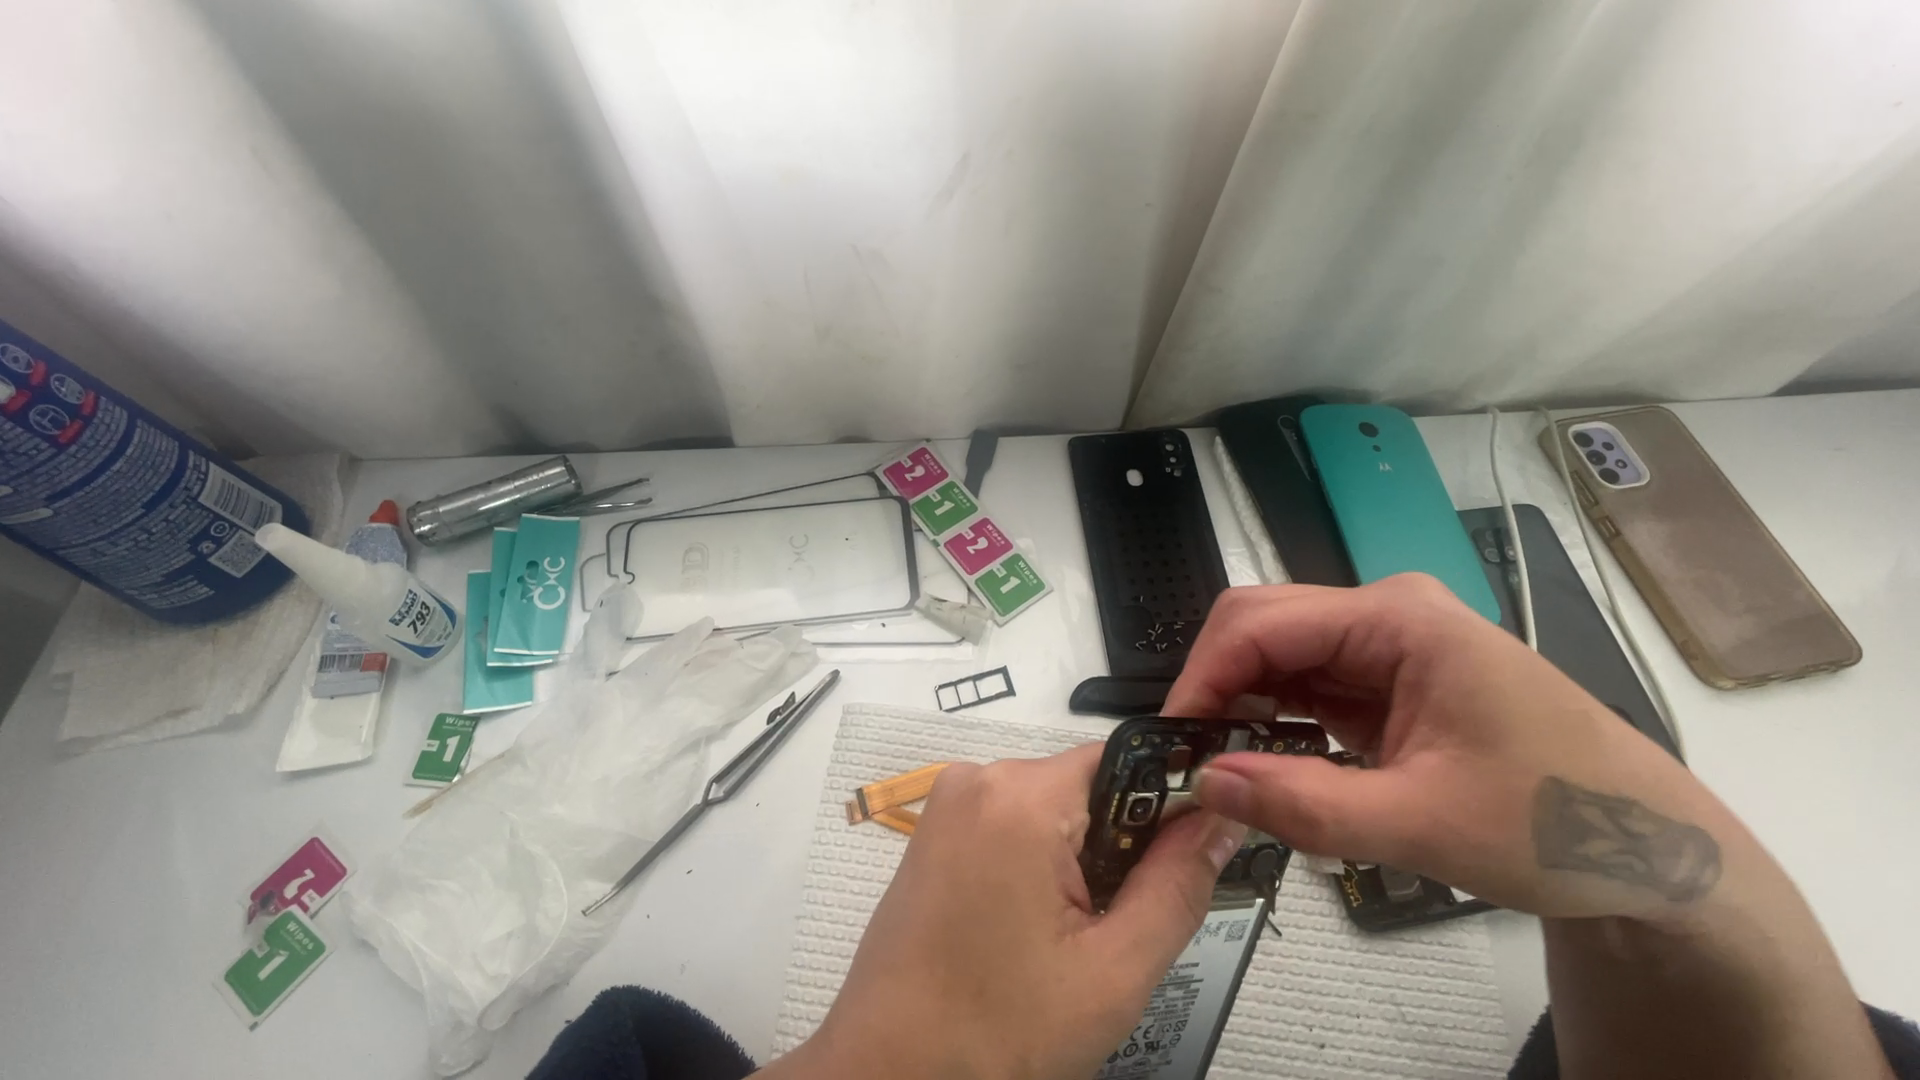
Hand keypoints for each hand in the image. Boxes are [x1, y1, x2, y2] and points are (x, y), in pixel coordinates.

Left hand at [767, 745, 1244, 1079]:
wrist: (887, 1072)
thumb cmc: (997, 1031)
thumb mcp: (1112, 970)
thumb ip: (1178, 885)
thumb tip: (1220, 816)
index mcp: (1020, 796)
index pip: (1124, 762)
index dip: (1163, 807)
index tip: (1177, 868)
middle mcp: (978, 778)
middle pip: (1086, 785)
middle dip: (1116, 845)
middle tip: (1113, 926)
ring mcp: (949, 803)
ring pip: (1050, 807)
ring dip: (1077, 859)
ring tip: (1067, 936)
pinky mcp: (934, 831)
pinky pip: (1011, 822)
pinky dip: (1037, 861)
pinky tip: (1030, 926)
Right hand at [1166, 575, 1729, 922]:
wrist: (1654, 852)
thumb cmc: (1558, 826)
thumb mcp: (1424, 825)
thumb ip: (1305, 805)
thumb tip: (1205, 783)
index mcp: (1398, 618)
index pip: (1261, 623)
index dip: (1202, 676)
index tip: (1174, 741)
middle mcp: (1386, 614)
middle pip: (1261, 626)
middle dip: (1214, 685)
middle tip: (1191, 756)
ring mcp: (1387, 644)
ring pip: (1277, 654)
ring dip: (1239, 703)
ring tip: (1221, 764)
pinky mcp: (1386, 678)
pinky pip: (1305, 684)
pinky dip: (1272, 718)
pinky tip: (1264, 759)